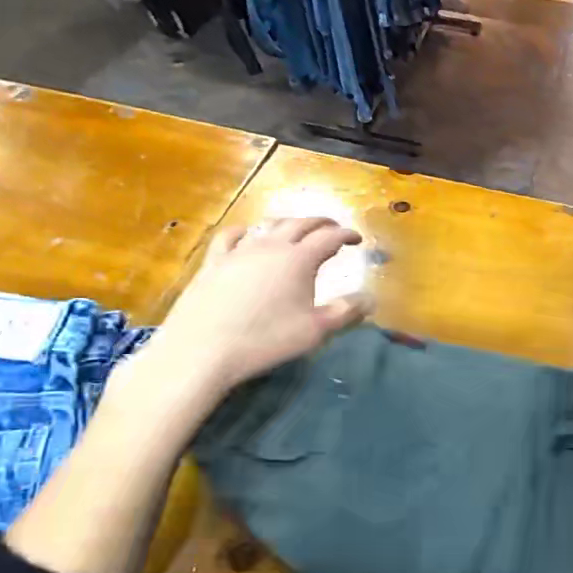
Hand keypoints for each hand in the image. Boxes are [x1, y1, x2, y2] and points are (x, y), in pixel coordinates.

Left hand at [104, 217, 370, 435]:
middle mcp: (270, 246)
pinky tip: (247, 236)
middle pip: (300, 223)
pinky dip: (248, 231)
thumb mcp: (315, 330)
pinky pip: (232, 236)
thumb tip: (370, 298)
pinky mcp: (213, 262)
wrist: (202, 349)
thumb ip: (345, 311)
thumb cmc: (266, 340)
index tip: (357, 239)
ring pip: (268, 225)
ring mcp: (238, 251)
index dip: (346, 235)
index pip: (329, 237)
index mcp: (299, 259)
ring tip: (297, 230)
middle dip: (321, 224)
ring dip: (289, 223)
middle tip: (333, 229)